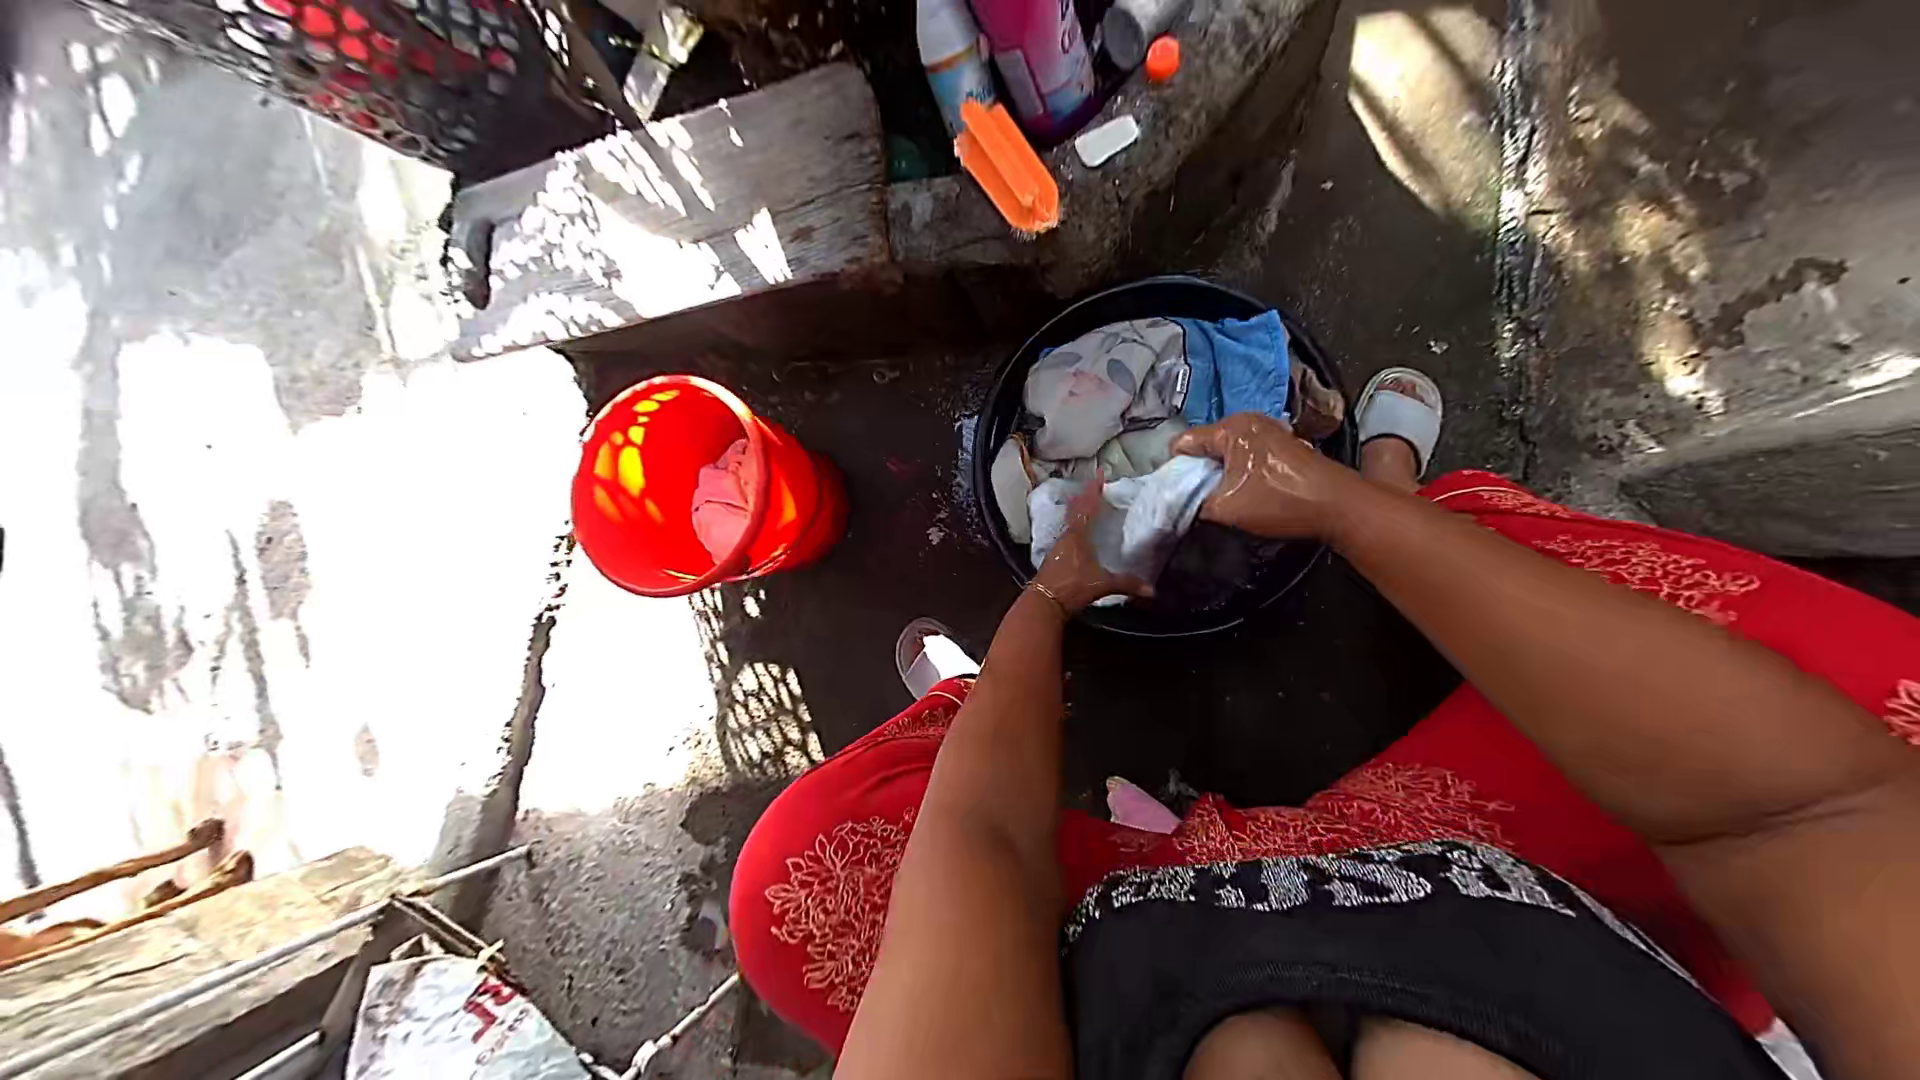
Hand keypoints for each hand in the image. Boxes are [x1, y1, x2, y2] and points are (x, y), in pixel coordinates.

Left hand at [1031, 471, 1154, 613]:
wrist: (1044, 603)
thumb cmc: (1072, 587)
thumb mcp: (1102, 584)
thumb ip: (1127, 584)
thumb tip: (1152, 590)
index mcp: (1077, 536)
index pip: (1087, 507)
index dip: (1094, 490)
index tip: (1099, 474)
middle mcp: (1066, 536)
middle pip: (1075, 510)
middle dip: (1085, 496)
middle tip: (1094, 485)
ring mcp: (1058, 547)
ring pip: (1069, 521)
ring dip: (1078, 510)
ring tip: (1087, 503)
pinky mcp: (1055, 557)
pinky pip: (1067, 533)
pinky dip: (1075, 525)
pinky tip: (1079, 532)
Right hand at [1170, 412, 1353, 539]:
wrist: (1339, 506)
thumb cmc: (1280, 501)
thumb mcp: (1225, 508)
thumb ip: (1193, 503)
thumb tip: (1179, 503)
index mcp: (1230, 428)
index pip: (1182, 443)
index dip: (1174, 469)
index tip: (1179, 492)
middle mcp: (1247, 421)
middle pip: (1204, 446)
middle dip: (1198, 471)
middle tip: (1201, 497)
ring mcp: (1267, 430)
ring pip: (1225, 452)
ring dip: (1219, 473)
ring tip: (1224, 496)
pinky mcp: (1281, 444)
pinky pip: (1245, 455)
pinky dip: (1238, 471)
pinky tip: (1247, 491)